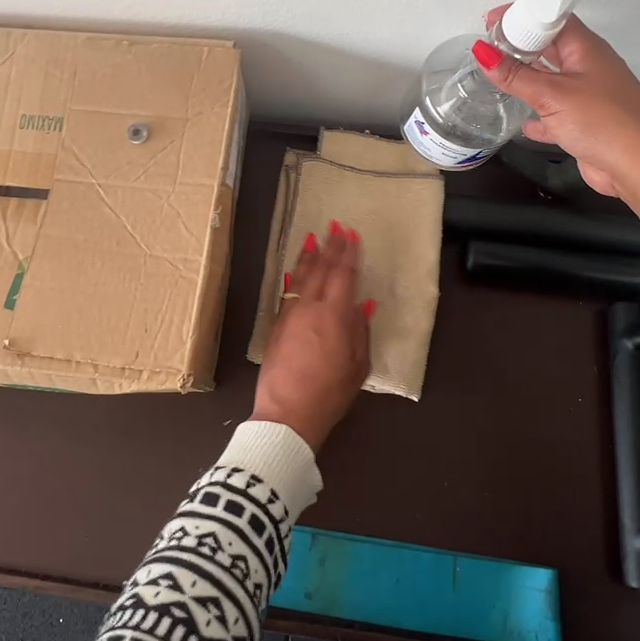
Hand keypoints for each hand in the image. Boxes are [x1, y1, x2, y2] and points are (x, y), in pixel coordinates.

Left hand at [252, 222, 371, 451]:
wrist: (286, 414)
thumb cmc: (329, 394)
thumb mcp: (357, 366)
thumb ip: (360, 331)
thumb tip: (363, 305)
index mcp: (333, 315)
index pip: (343, 275)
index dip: (348, 253)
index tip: (351, 234)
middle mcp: (309, 307)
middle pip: (320, 269)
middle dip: (329, 246)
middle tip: (334, 225)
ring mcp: (290, 315)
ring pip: (300, 277)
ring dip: (308, 256)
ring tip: (313, 238)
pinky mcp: (276, 326)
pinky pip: (287, 291)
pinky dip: (293, 276)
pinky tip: (295, 270)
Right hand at [476, 6, 639, 244]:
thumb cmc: (604, 122)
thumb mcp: (551, 94)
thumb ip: (515, 75)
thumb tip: (483, 52)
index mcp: (586, 49)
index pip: (551, 18)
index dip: (522, 15)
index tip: (491, 21)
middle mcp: (589, 67)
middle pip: (551, 46)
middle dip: (522, 45)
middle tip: (490, 46)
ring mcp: (590, 95)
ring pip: (553, 79)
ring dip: (528, 78)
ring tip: (499, 77)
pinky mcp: (587, 122)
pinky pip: (557, 112)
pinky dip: (539, 114)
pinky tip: (525, 123)